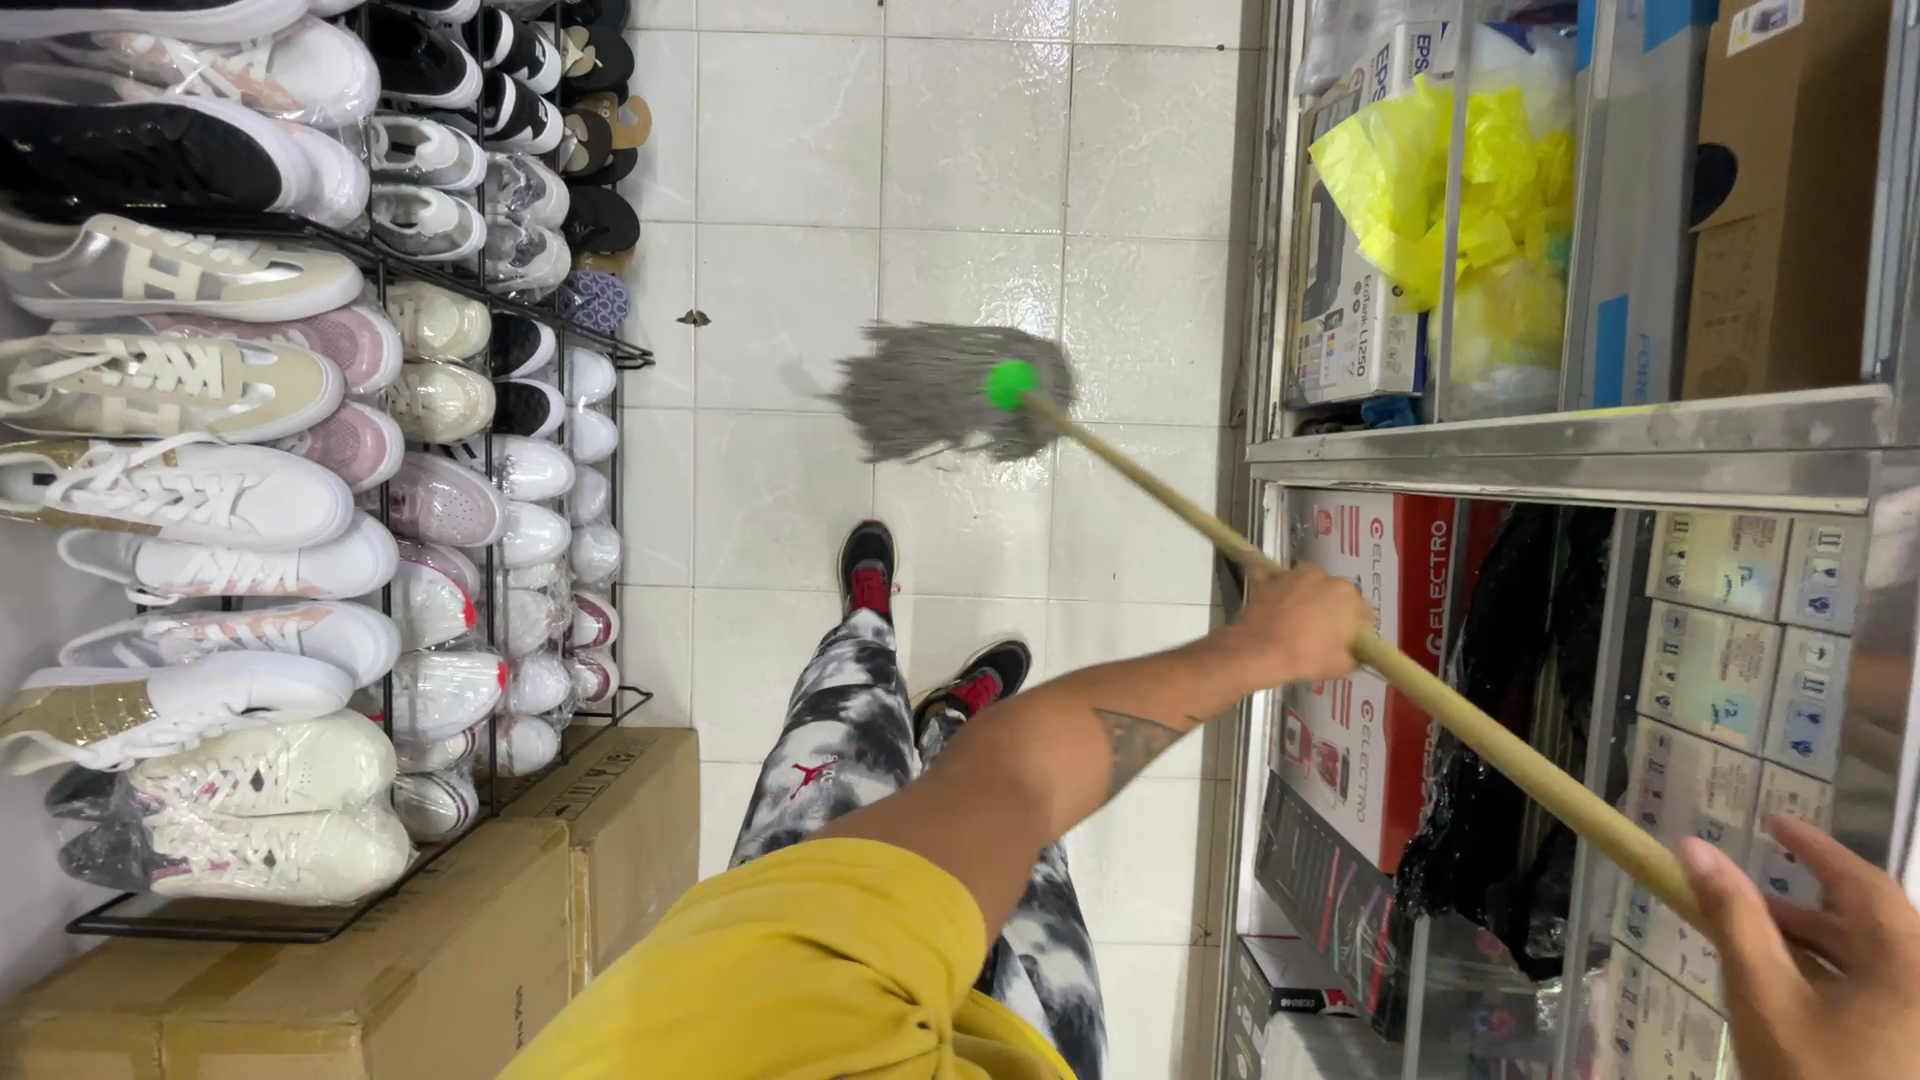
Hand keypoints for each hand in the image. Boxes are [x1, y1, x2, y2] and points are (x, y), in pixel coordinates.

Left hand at [1207, 562, 1370, 691]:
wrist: (1260, 651)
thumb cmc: (1307, 657)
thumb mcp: (1341, 665)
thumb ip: (1353, 656)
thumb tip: (1351, 655)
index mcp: (1346, 593)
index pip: (1361, 610)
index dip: (1358, 627)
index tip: (1351, 641)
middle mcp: (1320, 576)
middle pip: (1332, 592)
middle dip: (1331, 607)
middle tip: (1325, 629)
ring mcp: (1290, 576)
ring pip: (1305, 582)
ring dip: (1306, 594)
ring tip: (1300, 616)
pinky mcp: (1265, 582)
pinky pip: (1274, 581)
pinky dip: (1276, 588)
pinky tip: (1275, 601)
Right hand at [1678, 816, 1919, 1079]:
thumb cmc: (1817, 1075)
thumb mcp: (1763, 993)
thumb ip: (1733, 915)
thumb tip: (1695, 845)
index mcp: (1912, 968)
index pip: (1865, 884)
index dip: (1816, 847)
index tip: (1771, 820)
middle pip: (1880, 923)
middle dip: (1810, 900)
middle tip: (1747, 889)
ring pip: (1887, 960)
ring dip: (1824, 939)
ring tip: (1761, 936)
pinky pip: (1895, 992)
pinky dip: (1847, 974)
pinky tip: (1802, 985)